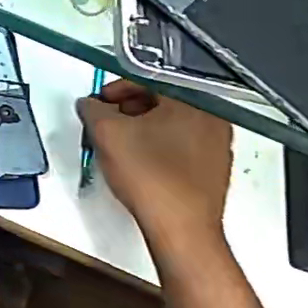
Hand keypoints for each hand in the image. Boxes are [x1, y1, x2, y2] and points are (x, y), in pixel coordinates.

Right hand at [77, 79, 232, 240]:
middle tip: (107, 122)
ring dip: (143, 128)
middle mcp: (213, 118)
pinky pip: (182, 145)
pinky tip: (141, 162)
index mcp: (193, 101)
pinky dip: (159, 147)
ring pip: (173, 123)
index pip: (148, 79)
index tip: (101, 102)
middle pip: (162, 100)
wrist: (180, 228)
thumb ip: (92, 109)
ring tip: (121, 144)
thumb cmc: (151, 178)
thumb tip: (90, 104)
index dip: (116, 88)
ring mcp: (217, 145)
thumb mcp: (106, 133)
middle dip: (129, 108)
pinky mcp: (214, 168)